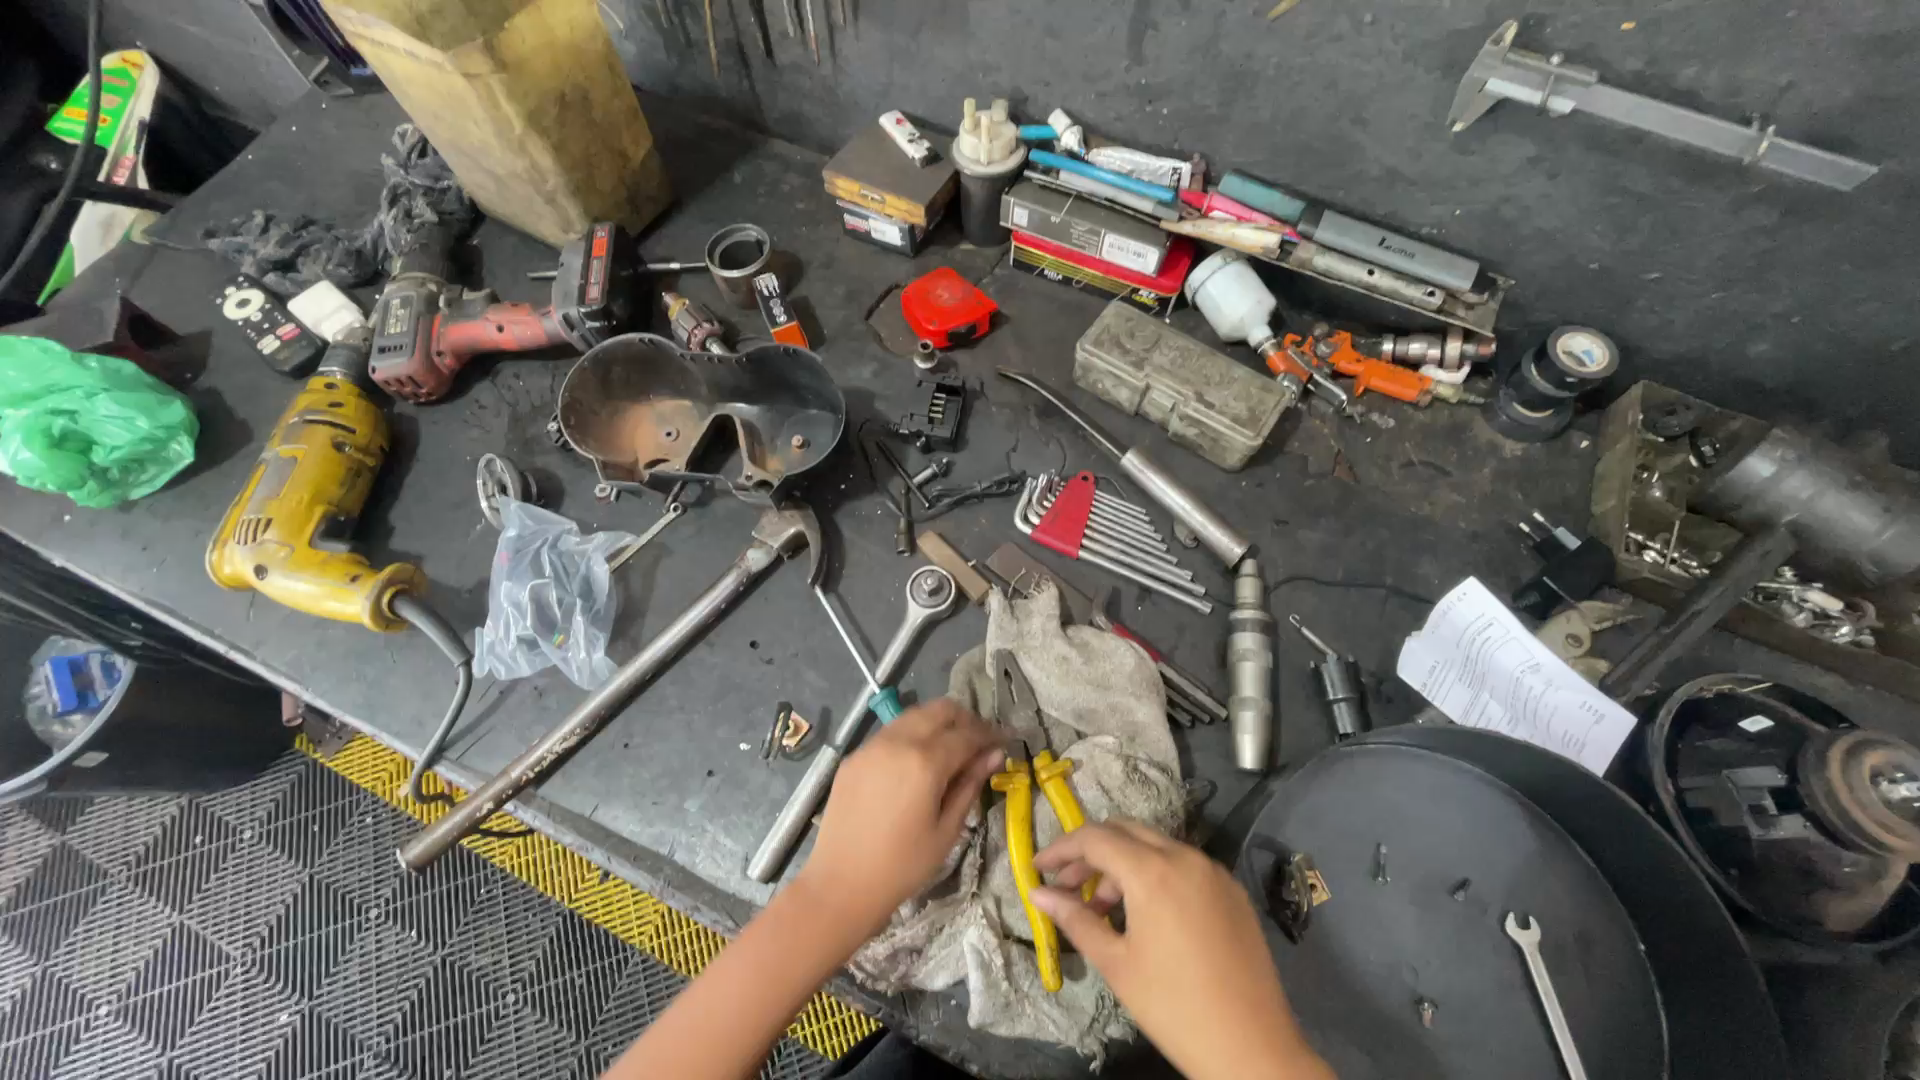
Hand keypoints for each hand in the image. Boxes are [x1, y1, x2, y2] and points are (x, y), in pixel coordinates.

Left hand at [792, 698, 1004, 937]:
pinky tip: (916, 764)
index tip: (1004, 742)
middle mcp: (897, 742)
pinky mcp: (853, 757)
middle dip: (965, 719)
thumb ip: (970, 785)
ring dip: (937, 724)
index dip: (990, 735)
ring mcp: (871, 746)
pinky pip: (890, 734)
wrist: (842, 883)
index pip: (967, 734)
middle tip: (978, 742)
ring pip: (913, 716)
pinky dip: (911, 736)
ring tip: (949, 750)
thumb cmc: (903, 865)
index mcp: (924, 761)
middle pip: (940, 710)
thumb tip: (994, 755)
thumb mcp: (947, 829)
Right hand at [1029, 823, 1333, 1079]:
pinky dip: (1154, 874)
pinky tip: (1144, 913)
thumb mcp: (1116, 963)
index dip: (1061, 848)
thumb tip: (1038, 892)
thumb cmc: (1174, 1007)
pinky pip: (1183, 865)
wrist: (1253, 1048)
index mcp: (1153, 871)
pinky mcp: (1232, 890)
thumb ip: (1075, 918)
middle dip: (1091, 851)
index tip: (1038, 867)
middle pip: (1125, 831)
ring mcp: (1214, 871)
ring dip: (1122, 863)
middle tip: (1066, 883)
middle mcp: (1185, 857)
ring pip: (1155, 846)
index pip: (1095, 838)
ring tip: (1103, 907)